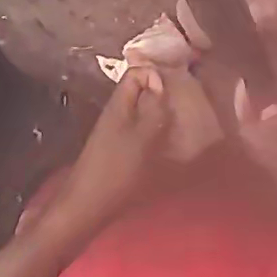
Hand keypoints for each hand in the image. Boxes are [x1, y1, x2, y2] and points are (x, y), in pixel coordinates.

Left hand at [37, 67, 170, 241]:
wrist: (88, 205)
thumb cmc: (117, 169)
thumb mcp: (143, 135)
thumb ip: (154, 106)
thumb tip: (163, 77)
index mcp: (120, 102)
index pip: (138, 71)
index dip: (158, 71)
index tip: (182, 80)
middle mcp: (117, 110)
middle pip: (141, 89)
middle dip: (163, 91)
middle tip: (188, 99)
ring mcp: (116, 129)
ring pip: (142, 109)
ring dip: (160, 111)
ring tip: (184, 118)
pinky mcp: (118, 147)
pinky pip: (140, 127)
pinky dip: (154, 128)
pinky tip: (169, 141)